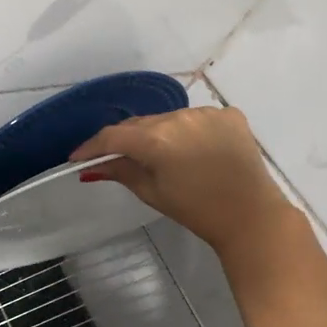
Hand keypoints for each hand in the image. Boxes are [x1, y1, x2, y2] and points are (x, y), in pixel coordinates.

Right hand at [69, 106, 295, 256]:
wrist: (249, 214)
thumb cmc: (195, 210)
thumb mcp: (152, 192)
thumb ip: (121, 171)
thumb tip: (93, 167)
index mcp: (157, 139)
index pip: (113, 136)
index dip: (91, 147)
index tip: (77, 158)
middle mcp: (179, 117)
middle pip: (140, 124)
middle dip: (123, 140)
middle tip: (112, 159)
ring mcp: (206, 113)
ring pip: (167, 119)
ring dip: (156, 134)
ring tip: (157, 157)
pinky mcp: (229, 114)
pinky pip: (196, 119)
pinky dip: (186, 132)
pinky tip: (190, 151)